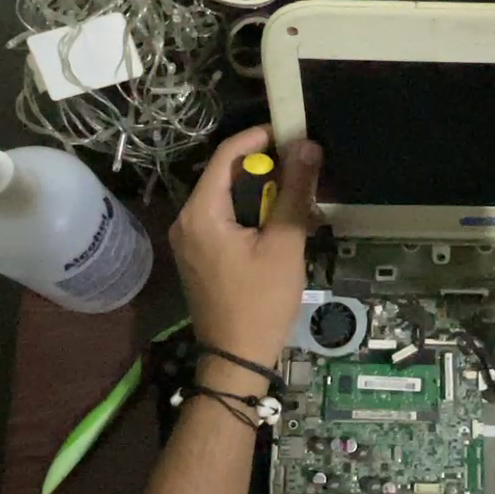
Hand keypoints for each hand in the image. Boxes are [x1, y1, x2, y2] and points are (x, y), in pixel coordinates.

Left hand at [170, 126, 320, 381]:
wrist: (238, 359)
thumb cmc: (261, 301)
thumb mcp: (284, 243)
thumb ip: (294, 191)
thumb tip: (307, 146)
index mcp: (200, 213)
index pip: (225, 156)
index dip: (259, 138)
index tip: (292, 134)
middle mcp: (188, 220)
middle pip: (228, 177)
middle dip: (270, 173)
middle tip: (306, 176)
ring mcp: (192, 241)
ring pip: (231, 201)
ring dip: (267, 198)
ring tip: (304, 206)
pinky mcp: (202, 257)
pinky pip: (228, 222)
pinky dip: (256, 218)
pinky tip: (286, 229)